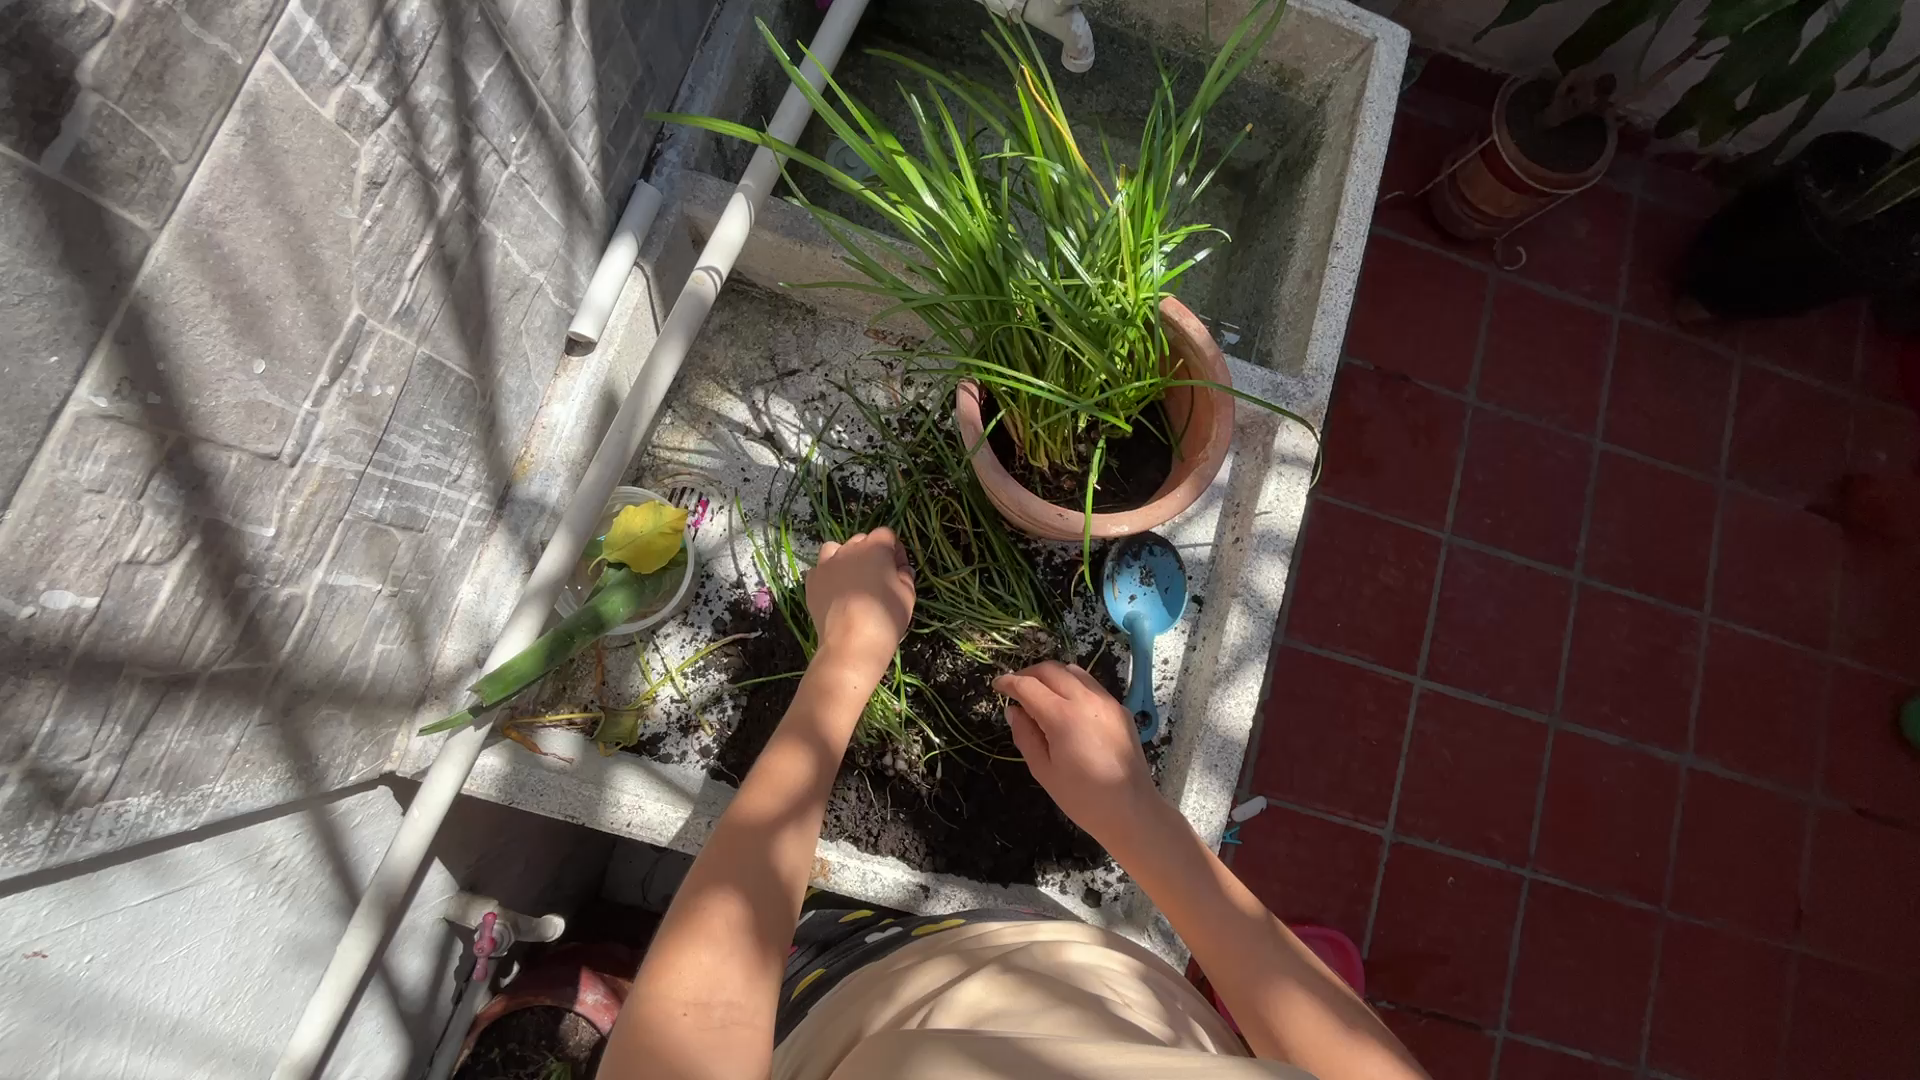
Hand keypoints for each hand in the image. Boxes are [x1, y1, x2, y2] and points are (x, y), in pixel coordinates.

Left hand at [805, 528, 914, 675]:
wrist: (852, 642)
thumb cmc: (886, 617)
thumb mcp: (908, 595)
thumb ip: (906, 576)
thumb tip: (902, 569)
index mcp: (876, 547)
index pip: (887, 535)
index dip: (895, 551)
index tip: (899, 569)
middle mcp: (849, 549)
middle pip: (862, 540)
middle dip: (872, 554)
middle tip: (879, 578)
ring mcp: (827, 564)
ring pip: (837, 549)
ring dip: (846, 558)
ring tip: (853, 579)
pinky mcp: (812, 581)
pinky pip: (821, 568)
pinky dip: (828, 574)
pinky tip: (835, 591)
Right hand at [994, 661, 1159, 843]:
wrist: (1132, 811)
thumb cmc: (1082, 798)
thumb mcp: (1043, 771)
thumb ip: (1025, 735)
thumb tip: (1014, 711)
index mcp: (1063, 716)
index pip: (1028, 686)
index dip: (1008, 682)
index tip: (997, 685)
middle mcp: (1086, 699)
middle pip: (1050, 670)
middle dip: (1028, 674)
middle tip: (1015, 689)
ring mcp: (1106, 701)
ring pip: (1072, 671)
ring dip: (1051, 675)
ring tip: (1040, 693)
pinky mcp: (1119, 708)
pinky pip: (1090, 684)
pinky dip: (1072, 684)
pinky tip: (1066, 704)